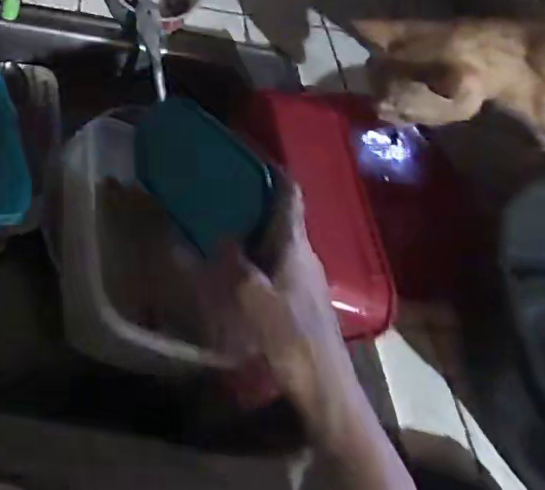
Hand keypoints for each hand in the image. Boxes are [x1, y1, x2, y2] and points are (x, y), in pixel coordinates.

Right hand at [211, 189, 352, 423]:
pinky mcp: (300, 298)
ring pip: (276, 239)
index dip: (273, 169)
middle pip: (279, 214)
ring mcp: (304, 277)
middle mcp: (303, 254)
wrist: (327, 392)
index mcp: (295, 245)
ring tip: (217, 219)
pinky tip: (231, 263)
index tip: (248, 152)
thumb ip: (234, 264)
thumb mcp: (253, 299)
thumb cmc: (292, 339)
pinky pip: (274, 261)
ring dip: (250, 226)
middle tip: (218, 185)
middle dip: (252, 197)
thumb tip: (220, 235)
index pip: (289, 195)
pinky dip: (253, 252)